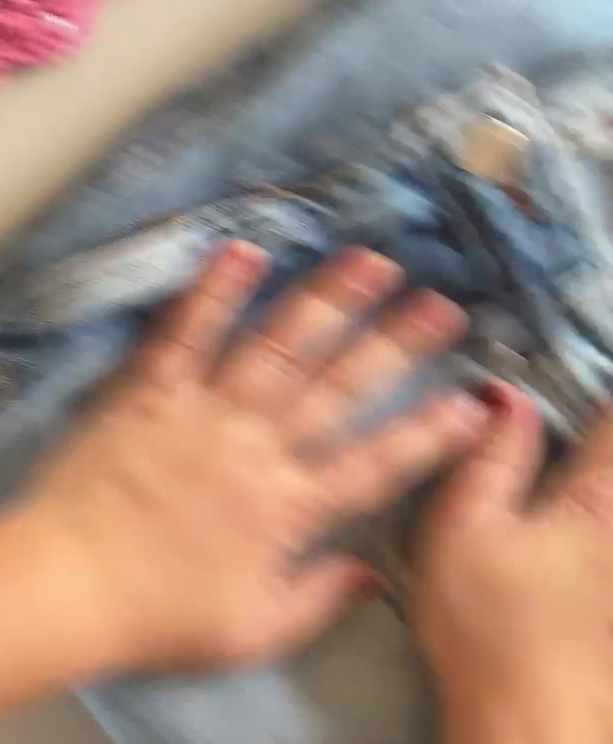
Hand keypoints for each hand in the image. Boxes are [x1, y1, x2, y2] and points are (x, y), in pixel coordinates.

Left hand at [22, 242, 485, 671]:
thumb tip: (367, 573)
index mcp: (288, 510)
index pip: (377, 465)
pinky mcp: (141, 394)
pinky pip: (180, 336)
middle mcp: (252, 450)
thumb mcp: (256, 628)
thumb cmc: (156, 612)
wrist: (69, 577)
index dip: (429, 434)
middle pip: (334, 390)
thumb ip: (317, 596)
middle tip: (440, 302)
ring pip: (270, 349)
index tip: (474, 400)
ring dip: (320, 301)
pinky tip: (239, 254)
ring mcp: (195, 414)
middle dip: (392, 344)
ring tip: (367, 261)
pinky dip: (211, 293)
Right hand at [414, 382, 612, 742]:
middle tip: (601, 384)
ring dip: (608, 463)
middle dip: (612, 431)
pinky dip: (605, 487)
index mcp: (591, 506)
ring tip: (597, 452)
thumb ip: (486, 461)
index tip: (604, 354)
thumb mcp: (462, 527)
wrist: (531, 706)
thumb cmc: (481, 612)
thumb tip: (500, 399)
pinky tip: (593, 486)